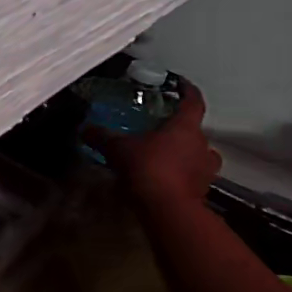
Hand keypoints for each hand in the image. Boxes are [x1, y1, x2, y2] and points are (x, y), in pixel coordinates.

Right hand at [90, 84, 220, 207]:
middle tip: (158, 128)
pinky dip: (180, 170)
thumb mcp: (116, 148)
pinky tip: (163, 175)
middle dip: (177, 128)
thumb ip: (101, 137)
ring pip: (196, 152)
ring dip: (182, 151)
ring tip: (161, 154)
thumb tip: (85, 128)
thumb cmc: (146, 167)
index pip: (193, 103)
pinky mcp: (203, 186)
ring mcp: (206, 167)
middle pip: (193, 130)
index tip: (182, 84)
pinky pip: (192, 172)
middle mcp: (202, 144)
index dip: (188, 92)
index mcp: (185, 128)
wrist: (167, 206)